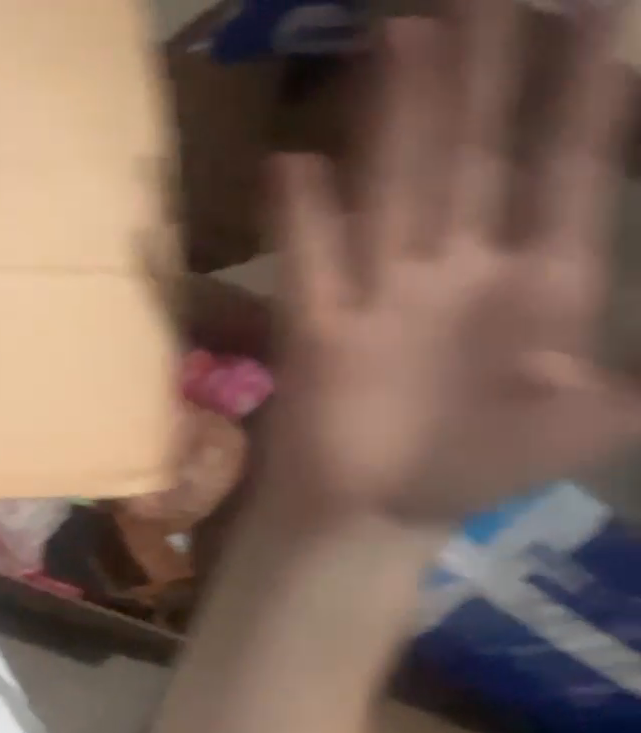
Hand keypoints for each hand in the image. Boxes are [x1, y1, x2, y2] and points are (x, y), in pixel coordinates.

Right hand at [266, 0, 639, 527]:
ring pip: (396, 187)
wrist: (377, 514)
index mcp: (542, 278)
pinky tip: (291, 164)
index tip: (596, 10)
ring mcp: (384, 292)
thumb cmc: (485, 464)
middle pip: (474, 154)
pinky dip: (300, 216)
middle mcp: (460, 267)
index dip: (585, 89)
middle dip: (486, 72)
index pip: (569, 165)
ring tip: (403, 36)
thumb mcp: (613, 412)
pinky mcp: (319, 328)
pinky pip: (310, 261)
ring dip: (399, 116)